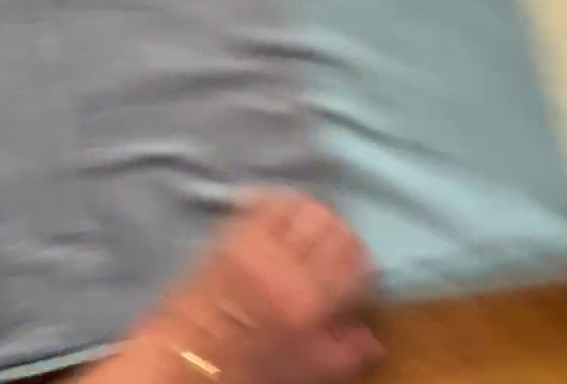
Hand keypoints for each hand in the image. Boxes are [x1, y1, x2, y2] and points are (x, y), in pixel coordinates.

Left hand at [133, 191, 380, 383]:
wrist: (192, 350)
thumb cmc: (251, 364)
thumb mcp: (304, 368)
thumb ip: (344, 351)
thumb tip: (373, 337)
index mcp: (307, 301)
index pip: (352, 257)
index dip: (362, 258)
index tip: (360, 267)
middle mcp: (284, 263)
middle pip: (331, 223)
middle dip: (342, 232)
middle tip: (340, 246)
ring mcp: (257, 242)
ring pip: (304, 204)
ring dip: (316, 214)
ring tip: (315, 230)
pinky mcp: (235, 229)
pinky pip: (270, 200)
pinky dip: (286, 202)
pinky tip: (289, 217)